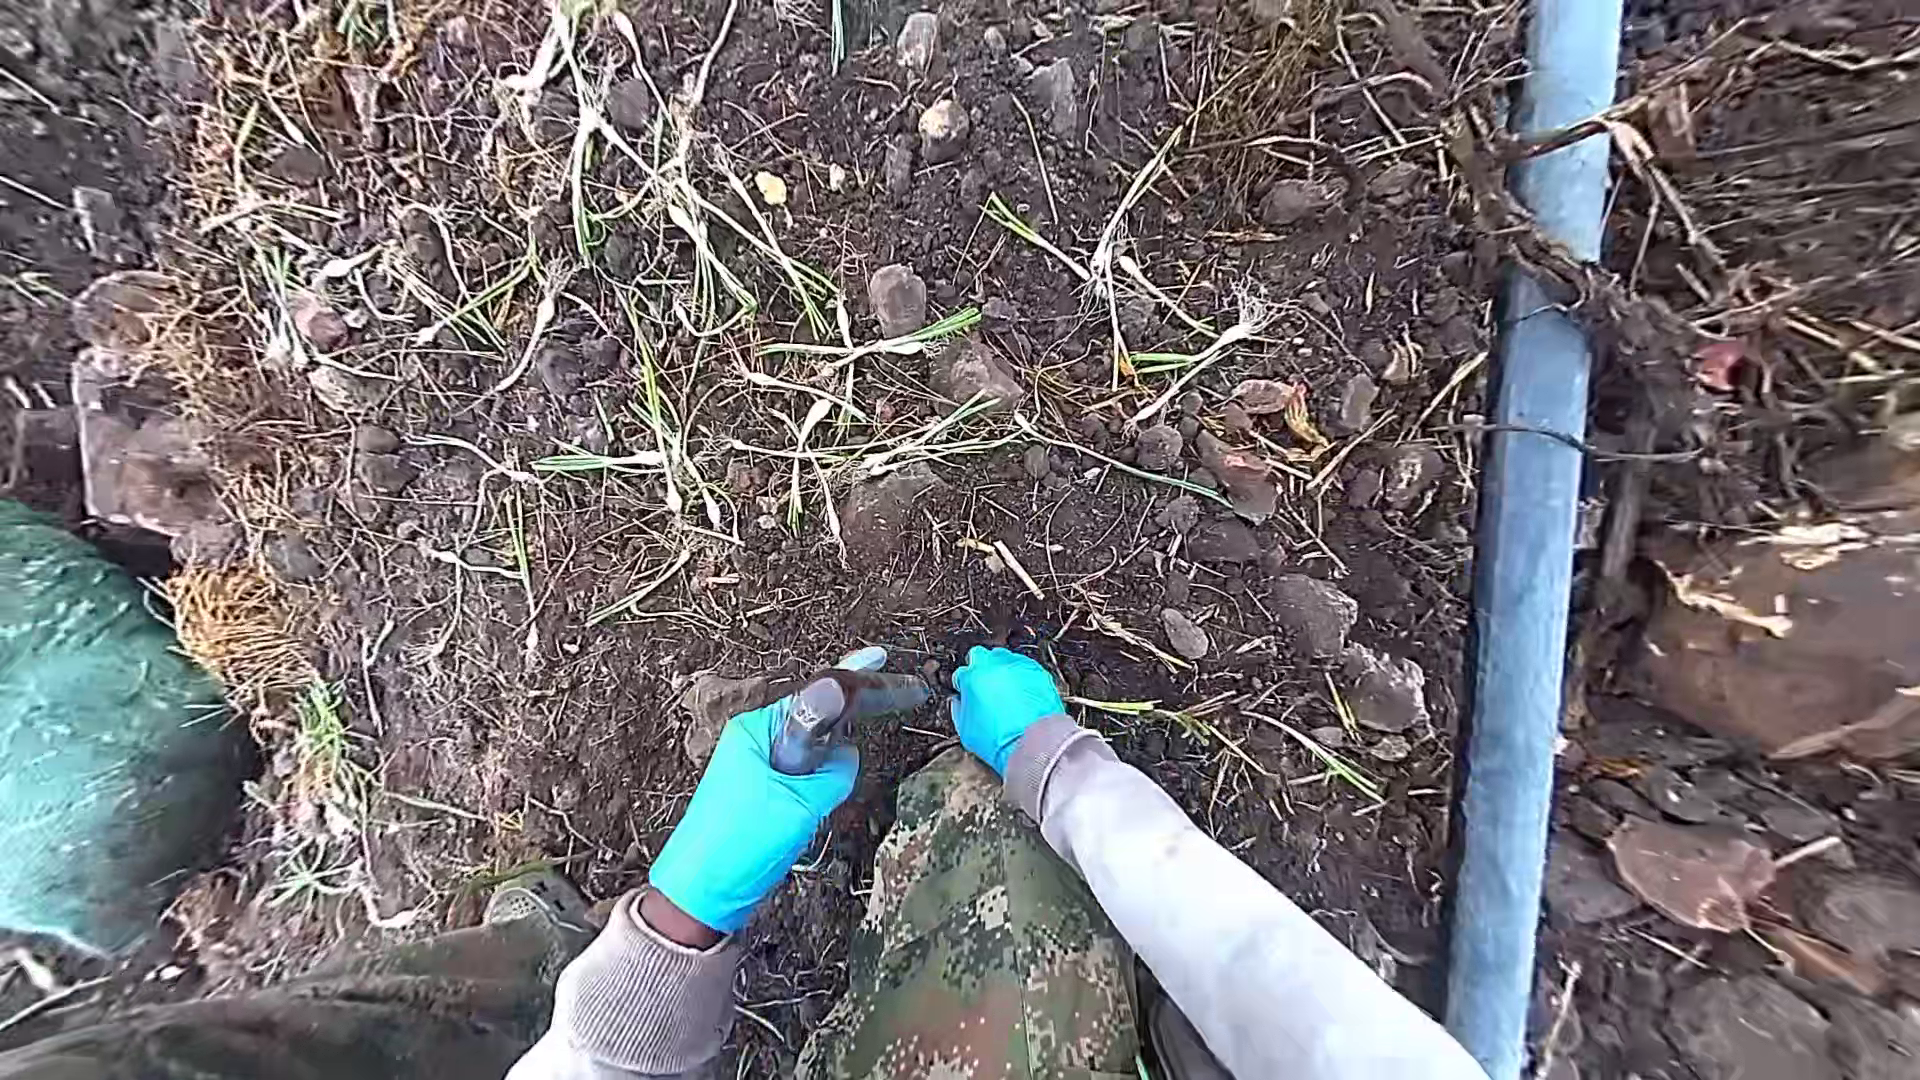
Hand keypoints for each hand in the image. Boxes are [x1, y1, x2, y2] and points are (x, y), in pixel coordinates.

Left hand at [648, 697, 856, 933]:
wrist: (698, 900)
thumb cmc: (737, 846)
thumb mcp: (803, 804)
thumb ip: (837, 772)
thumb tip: (850, 754)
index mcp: (756, 729)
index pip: (813, 698)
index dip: (848, 698)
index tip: (883, 685)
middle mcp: (751, 740)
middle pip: (811, 729)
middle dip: (828, 756)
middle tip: (831, 783)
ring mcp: (750, 766)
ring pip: (805, 759)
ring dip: (816, 782)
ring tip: (804, 813)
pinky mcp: (754, 791)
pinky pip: (794, 780)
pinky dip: (805, 796)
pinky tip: (797, 823)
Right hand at [949, 646, 1065, 774]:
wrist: (1033, 744)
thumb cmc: (1000, 741)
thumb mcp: (966, 730)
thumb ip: (959, 709)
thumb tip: (960, 703)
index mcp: (972, 677)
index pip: (961, 673)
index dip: (963, 685)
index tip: (968, 693)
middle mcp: (993, 664)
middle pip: (980, 657)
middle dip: (981, 670)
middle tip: (985, 688)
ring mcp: (1016, 665)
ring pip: (1004, 658)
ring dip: (1001, 671)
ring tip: (1006, 693)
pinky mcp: (1037, 670)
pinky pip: (1024, 667)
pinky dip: (1021, 677)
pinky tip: (1022, 695)